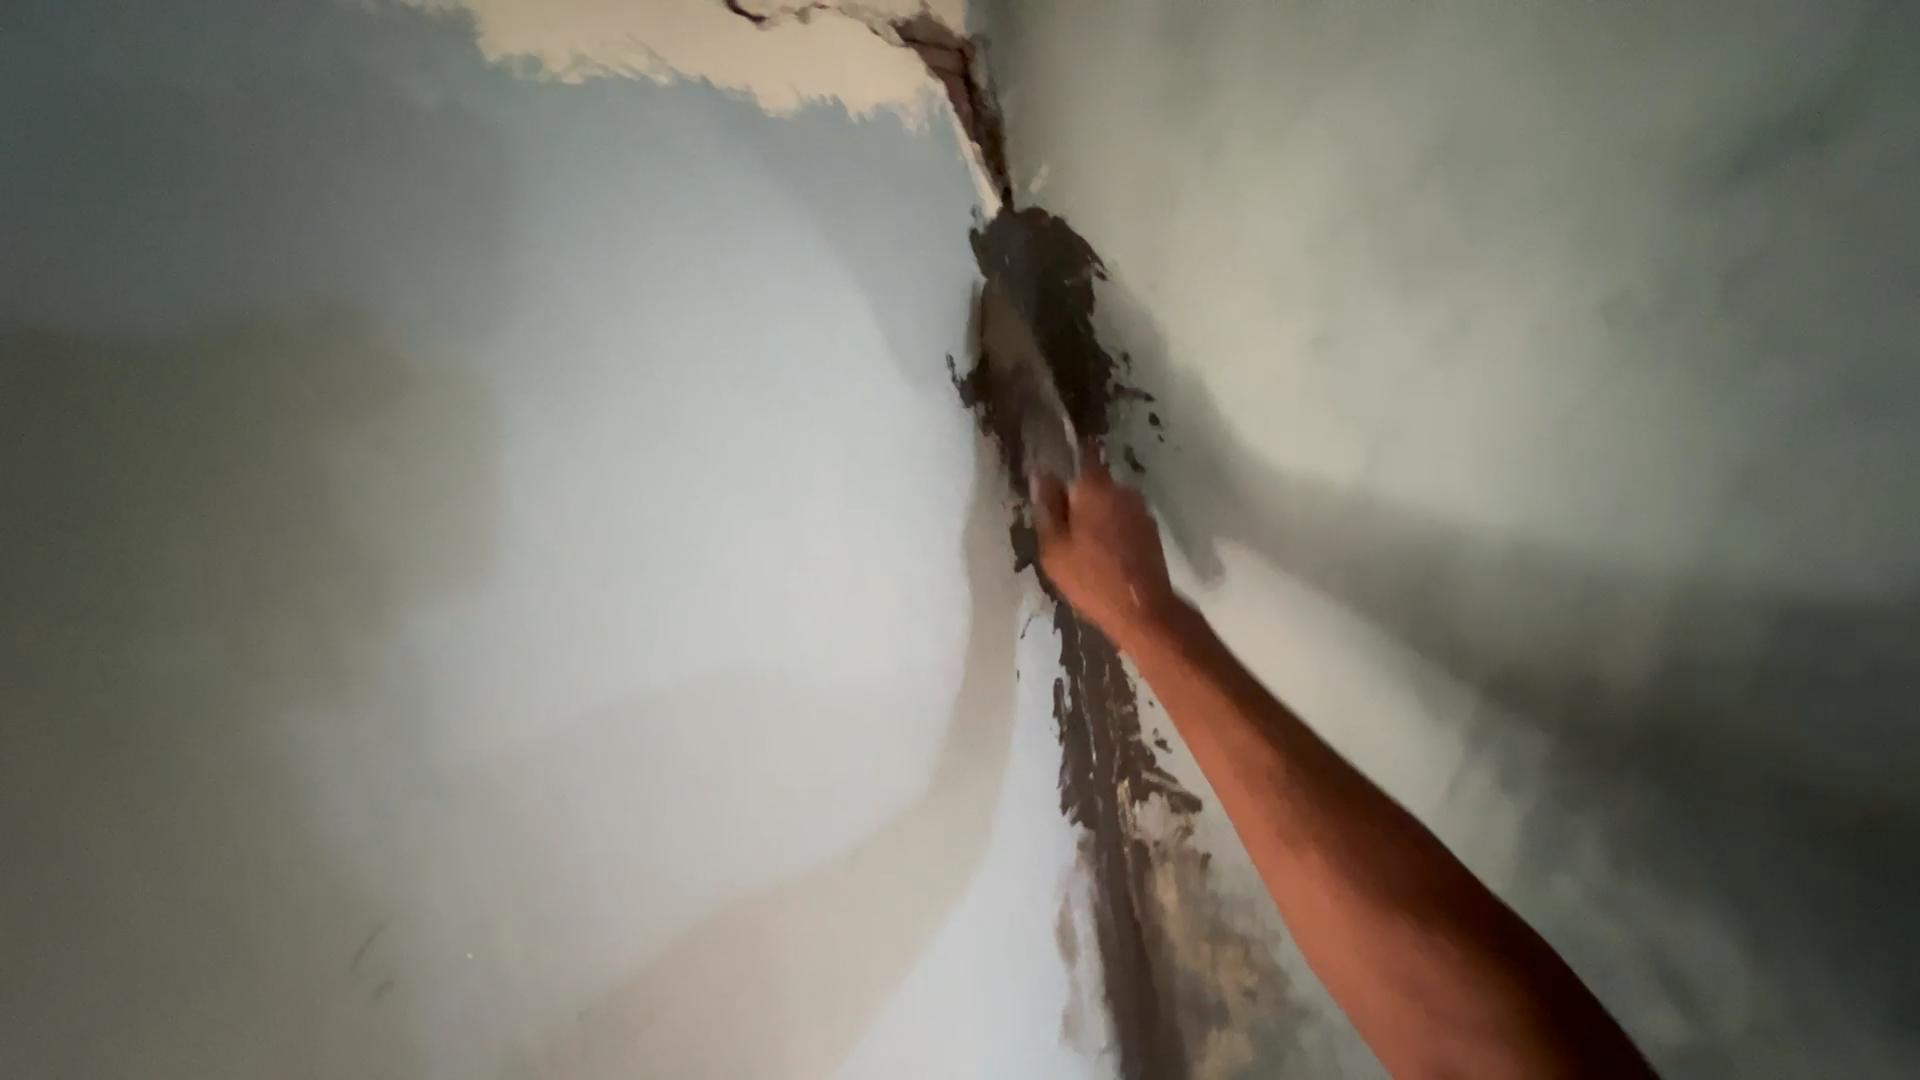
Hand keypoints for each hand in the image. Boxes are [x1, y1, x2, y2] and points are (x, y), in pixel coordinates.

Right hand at [1029, 455, 1185, 644]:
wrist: (1142, 610)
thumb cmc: (1090, 577)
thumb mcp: (1054, 547)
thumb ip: (1047, 507)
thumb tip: (1041, 475)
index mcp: (1095, 488)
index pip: (1082, 456)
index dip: (1067, 459)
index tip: (1054, 474)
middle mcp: (1122, 491)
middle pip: (1094, 484)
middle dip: (1079, 499)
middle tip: (1062, 528)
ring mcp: (1141, 511)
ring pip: (1110, 504)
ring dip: (1097, 516)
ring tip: (1082, 547)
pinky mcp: (1151, 532)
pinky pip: (1124, 521)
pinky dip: (1113, 530)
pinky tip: (1104, 555)